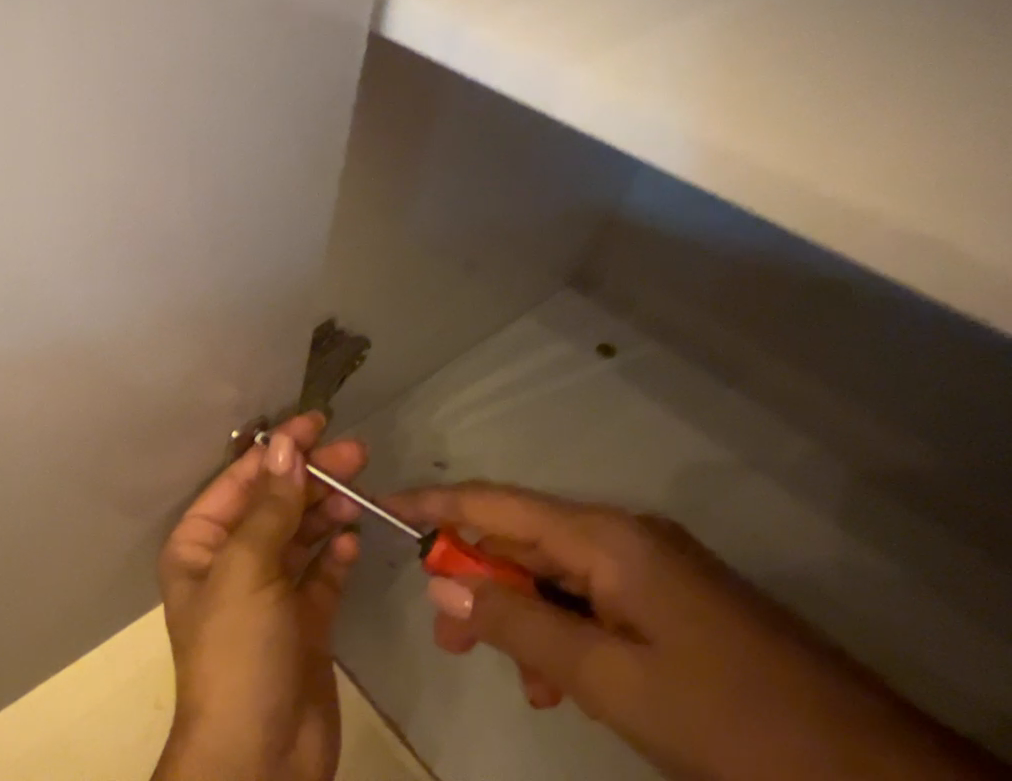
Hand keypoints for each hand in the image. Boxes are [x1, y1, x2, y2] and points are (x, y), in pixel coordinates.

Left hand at [151, 412, 368, 780]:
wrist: (260, 755)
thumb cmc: (238, 650)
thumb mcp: (248, 570)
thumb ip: (271, 506)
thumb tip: (283, 443)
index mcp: (200, 545)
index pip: (240, 482)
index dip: (277, 450)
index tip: (316, 422)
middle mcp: (231, 563)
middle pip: (274, 506)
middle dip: (310, 478)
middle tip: (356, 453)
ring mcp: (269, 595)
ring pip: (301, 537)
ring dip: (328, 512)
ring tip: (361, 490)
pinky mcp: (304, 624)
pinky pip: (322, 576)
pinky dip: (338, 555)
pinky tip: (355, 537)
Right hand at [383, 482, 1009, 780]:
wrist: (878, 773)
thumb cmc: (726, 716)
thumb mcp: (607, 677)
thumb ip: (516, 623)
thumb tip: (441, 582)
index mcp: (607, 539)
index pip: (495, 503)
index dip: (433, 504)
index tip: (379, 506)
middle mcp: (626, 539)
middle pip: (523, 539)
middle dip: (476, 579)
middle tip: (444, 633)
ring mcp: (655, 570)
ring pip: (556, 576)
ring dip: (519, 615)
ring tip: (508, 673)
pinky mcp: (675, 604)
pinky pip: (593, 602)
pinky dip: (563, 633)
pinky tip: (560, 683)